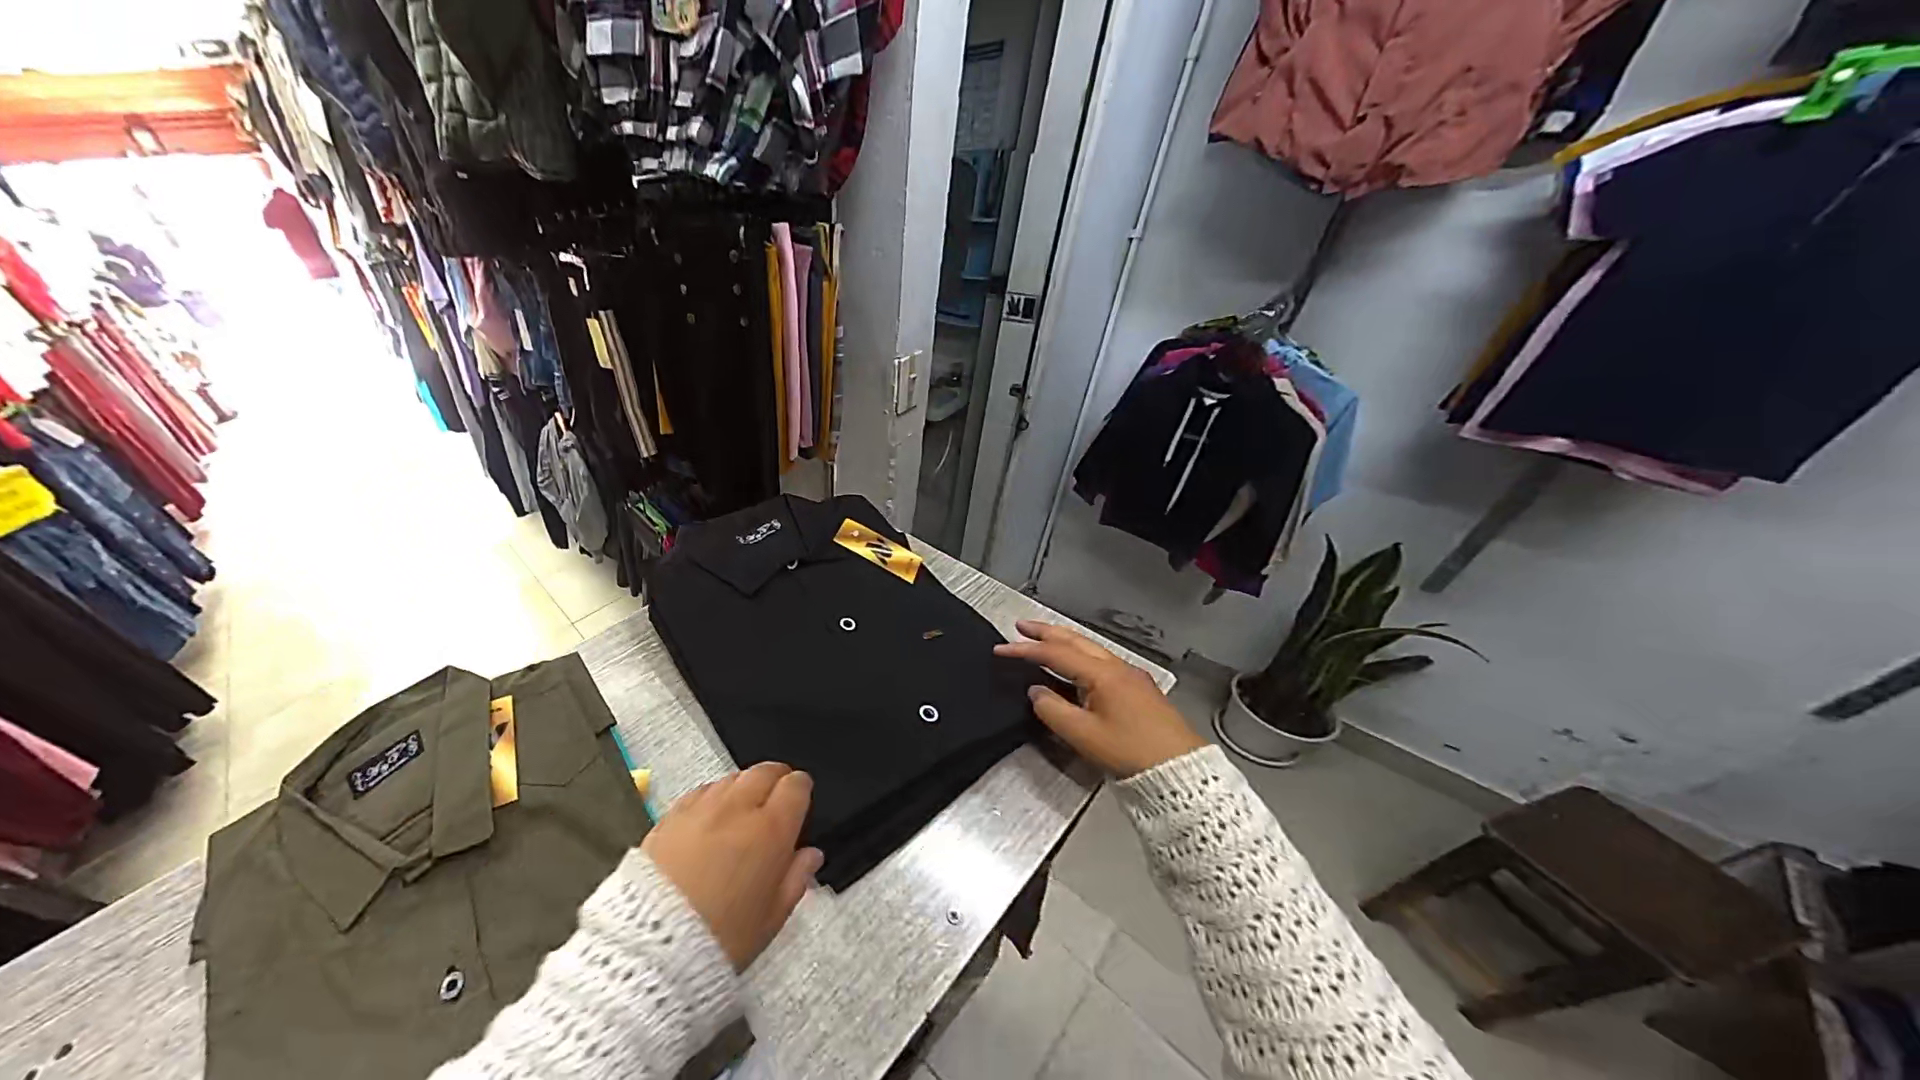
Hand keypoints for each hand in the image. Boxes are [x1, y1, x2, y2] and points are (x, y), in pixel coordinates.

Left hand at [641, 762, 823, 971]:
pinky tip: (710, 818)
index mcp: (771, 830)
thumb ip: (796, 879)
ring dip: (743, 787)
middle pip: (764, 771)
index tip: (800, 798)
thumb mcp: (772, 918)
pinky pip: (700, 792)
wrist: (651, 948)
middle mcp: (737, 810)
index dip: (802, 788)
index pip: (796, 785)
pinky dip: (712, 797)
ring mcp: (702, 809)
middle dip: (775, 779)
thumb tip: (810, 856)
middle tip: (776, 796)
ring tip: (742, 810)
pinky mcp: (670, 817)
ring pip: (732, 778)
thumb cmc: (717, 937)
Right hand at [995, 620, 1204, 776]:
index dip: (1025, 650)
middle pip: (1075, 640)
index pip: (1055, 653)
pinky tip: (1073, 664)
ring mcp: (1130, 675)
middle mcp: (1117, 667)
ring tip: (1042, 639)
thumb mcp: (1083, 735)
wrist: (1178, 769)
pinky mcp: (1138, 688)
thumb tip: (1036, 692)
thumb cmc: (1129, 752)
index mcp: (1102, 674)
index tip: (1000, 649)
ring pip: (1090, 648)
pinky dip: (1079, 654)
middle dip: (1046, 632)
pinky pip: (1100, 660)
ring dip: (1063, 641)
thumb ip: (1053, 711)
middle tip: (1021, 626)